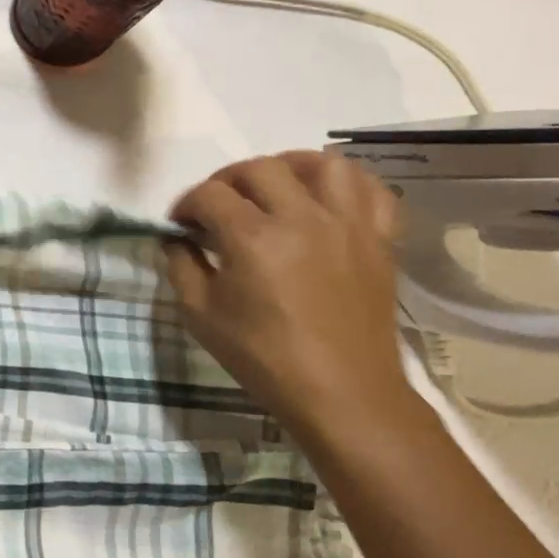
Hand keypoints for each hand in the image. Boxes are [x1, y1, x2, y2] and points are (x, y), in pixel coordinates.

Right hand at [163, 151, 415, 433]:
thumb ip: (182, 265)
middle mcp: (303, 219)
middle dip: (227, 181)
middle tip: (218, 208)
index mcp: (253, 238)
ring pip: (323, 164)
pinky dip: (346, 186)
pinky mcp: (380, 241)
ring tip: (274, 189)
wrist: (341, 392)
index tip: (180, 226)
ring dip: (290, 167)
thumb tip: (178, 238)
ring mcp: (348, 227)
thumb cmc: (263, 356)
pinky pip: (371, 191)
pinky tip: (324, 201)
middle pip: (259, 168)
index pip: (208, 194)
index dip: (185, 205)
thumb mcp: (199, 313)